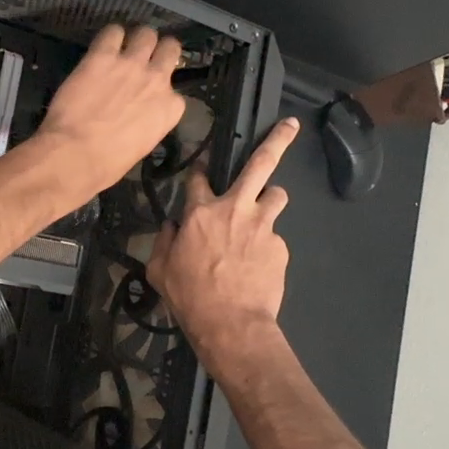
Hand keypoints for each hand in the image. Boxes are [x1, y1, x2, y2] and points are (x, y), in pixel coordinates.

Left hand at [35, 25, 187, 194]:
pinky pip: (112, 32)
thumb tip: (136, 117)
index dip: (160, 89)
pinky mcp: (103, 56)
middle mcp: (157, 80)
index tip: (148, 93)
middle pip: (169, 49)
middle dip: (159, 50)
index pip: (174, 91)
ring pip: (146, 34)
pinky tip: (102, 45)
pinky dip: (110, 36)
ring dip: (137, 38)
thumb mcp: (141, 146)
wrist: (76, 154)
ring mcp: (131, 64)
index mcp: (170, 109)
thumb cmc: (107, 163)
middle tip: (144, 55)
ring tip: (123, 46)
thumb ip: (147, 123)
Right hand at [147, 117, 301, 377]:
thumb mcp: (159, 270)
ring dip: (269, 200)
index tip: (200, 165)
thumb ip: (163, 242)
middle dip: (277, 140)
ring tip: (262, 214)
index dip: (198, 170)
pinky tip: (257, 267)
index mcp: (199, 213)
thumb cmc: (189, 297)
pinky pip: (274, 237)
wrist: (231, 324)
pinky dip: (265, 245)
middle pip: (260, 164)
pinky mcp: (280, 246)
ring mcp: (262, 226)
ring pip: (276, 196)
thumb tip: (171, 227)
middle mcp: (234, 209)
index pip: (198, 178)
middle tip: (290, 124)